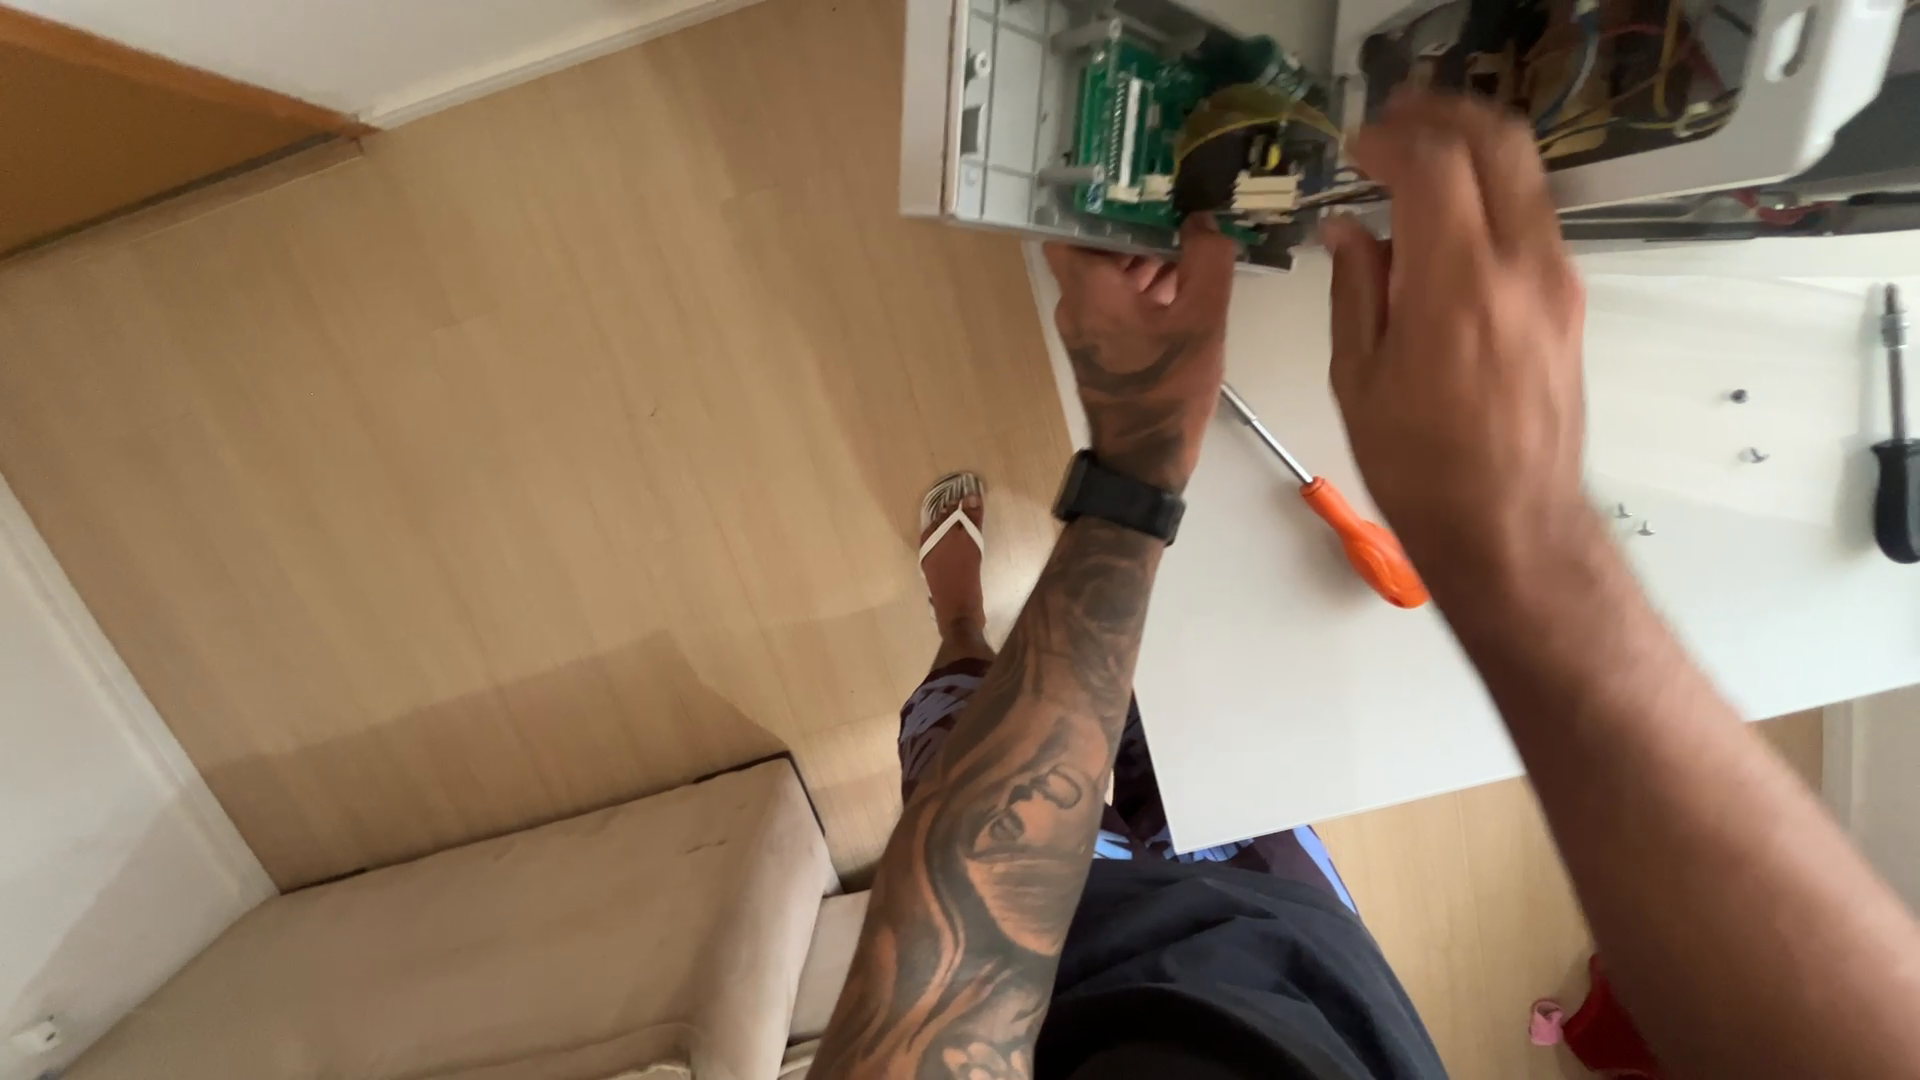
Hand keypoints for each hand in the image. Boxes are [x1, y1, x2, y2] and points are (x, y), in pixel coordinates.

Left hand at [1044, 215, 1237, 492]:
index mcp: (1089, 293)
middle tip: (1175, 199)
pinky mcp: (1102, 348)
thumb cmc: (1168, 392)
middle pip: (1095, 248)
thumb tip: (1204, 219)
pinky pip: (1117, 302)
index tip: (1130, 176)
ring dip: (1144, 256)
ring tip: (1189, 234)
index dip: (1094, 201)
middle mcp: (1077, 307)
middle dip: (1134, 225)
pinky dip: (1144, 286)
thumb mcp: (1202, 319)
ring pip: (1108, 276)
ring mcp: (1087, 330)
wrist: (1146, 457)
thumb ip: (1207, 259)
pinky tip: (1185, 275)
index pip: (1068, 229)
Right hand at [1323, 92, 1590, 583]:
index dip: (1391, 141)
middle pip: (1498, 145)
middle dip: (1444, 117)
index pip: (1433, 168)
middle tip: (1395, 120)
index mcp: (1455, 285)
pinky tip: (1446, 222)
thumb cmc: (1416, 461)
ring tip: (1416, 162)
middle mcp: (1521, 267)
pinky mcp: (1567, 301)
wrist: (1505, 517)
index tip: (1357, 145)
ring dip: (1471, 152)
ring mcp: (1556, 281)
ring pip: (1524, 176)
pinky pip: (1531, 219)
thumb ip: (1355, 288)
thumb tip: (1349, 231)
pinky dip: (1489, 197)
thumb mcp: (1357, 375)